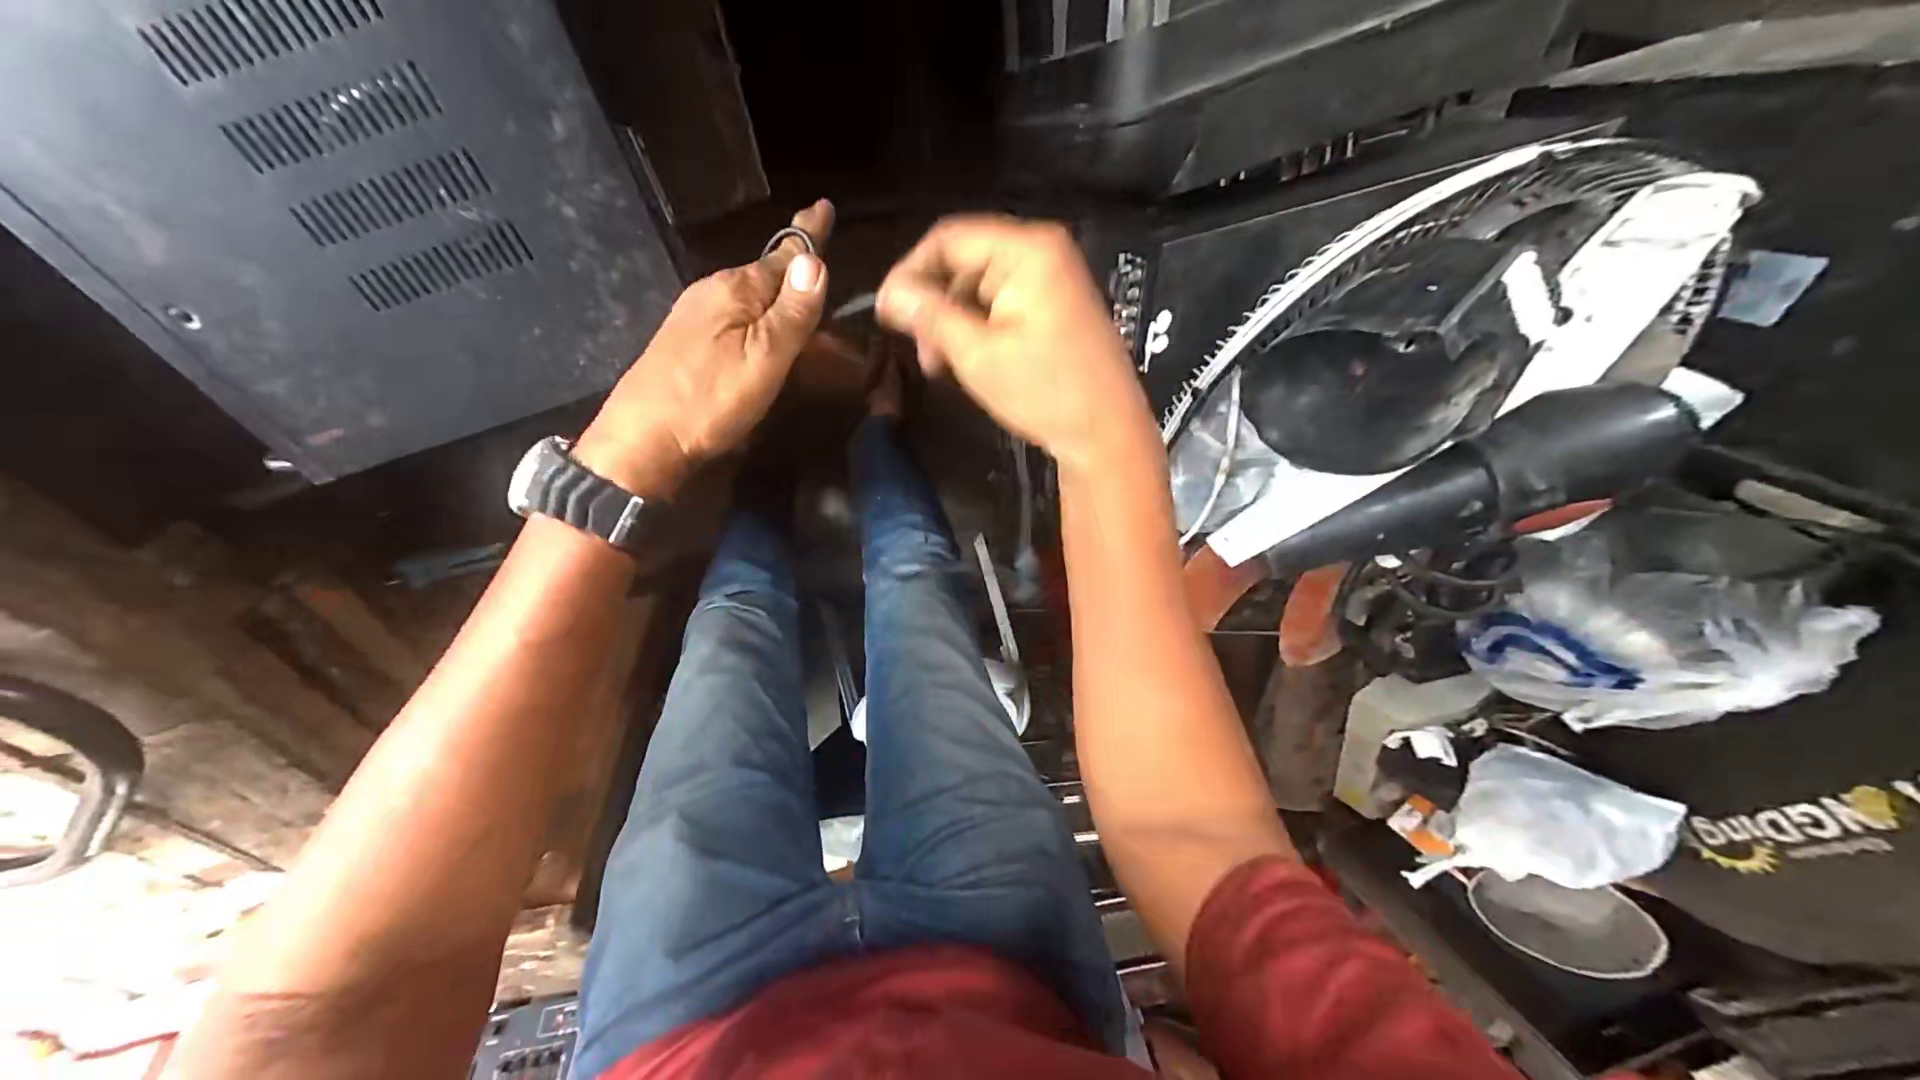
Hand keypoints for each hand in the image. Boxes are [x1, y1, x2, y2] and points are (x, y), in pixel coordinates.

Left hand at [576, 200, 832, 494]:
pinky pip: (734, 318)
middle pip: (765, 276)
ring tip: (803, 310)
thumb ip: (791, 313)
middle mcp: (711, 292)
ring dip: (776, 300)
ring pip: (748, 299)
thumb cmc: (711, 399)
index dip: (809, 235)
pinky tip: (763, 336)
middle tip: (828, 280)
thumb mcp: (763, 358)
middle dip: (795, 275)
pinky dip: (757, 320)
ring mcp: (694, 317)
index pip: (783, 255)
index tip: (824, 206)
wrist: (644, 441)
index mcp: (734, 289)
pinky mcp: (685, 342)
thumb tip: (815, 261)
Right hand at [875, 215, 1155, 470]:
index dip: (910, 272)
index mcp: (1027, 250)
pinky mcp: (1057, 304)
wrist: (1107, 434)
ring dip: (953, 321)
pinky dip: (979, 328)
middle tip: (920, 351)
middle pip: (965, 261)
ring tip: (942, 365)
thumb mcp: (977, 355)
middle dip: (935, 303)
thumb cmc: (1045, 392)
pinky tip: (968, 360)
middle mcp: (1043, 251)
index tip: (886, 313)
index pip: (948, 238)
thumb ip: (929, 316)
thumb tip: (888, 294)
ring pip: (980, 286)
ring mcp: (1054, 278)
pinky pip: (1003, 302)